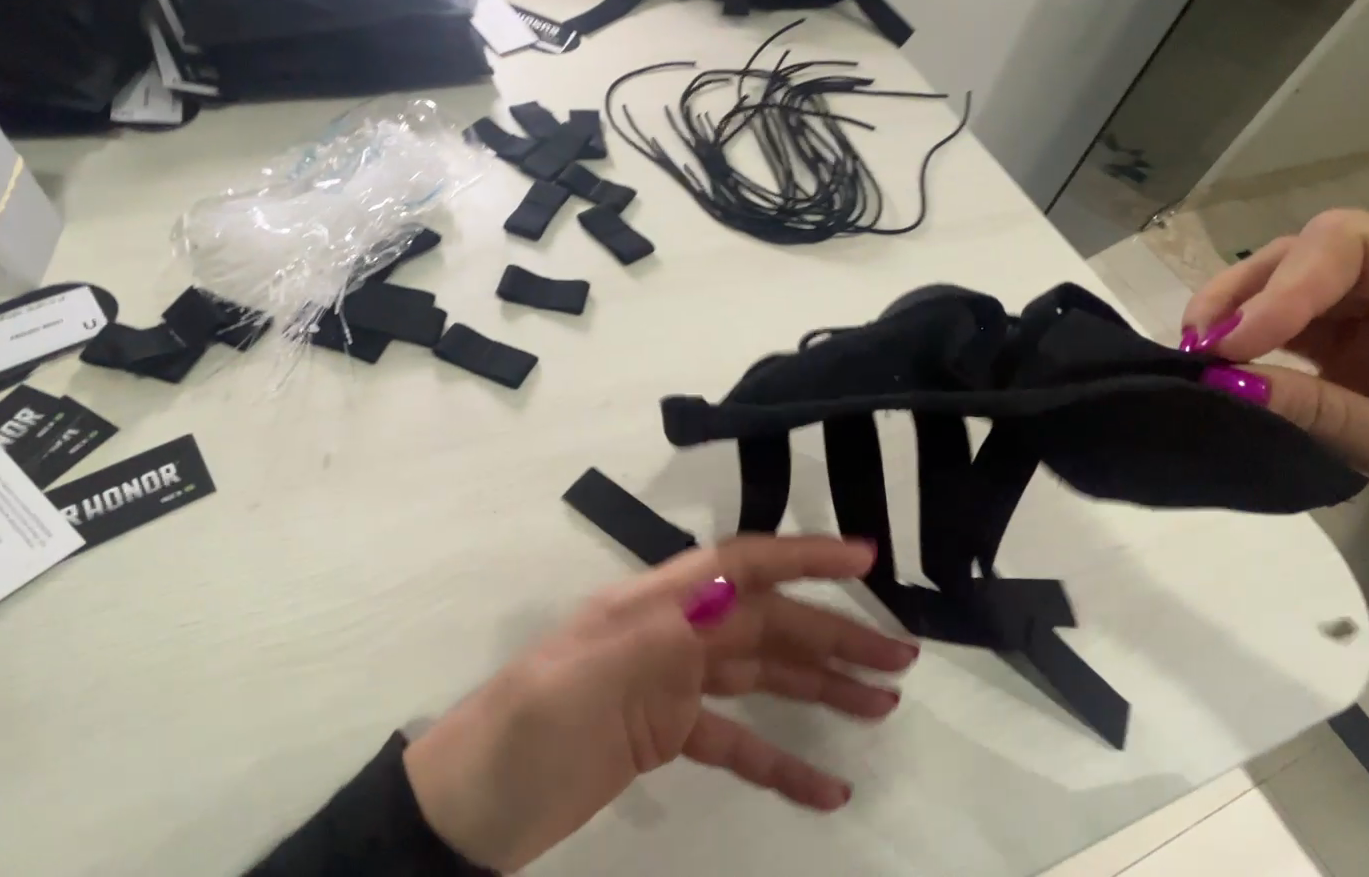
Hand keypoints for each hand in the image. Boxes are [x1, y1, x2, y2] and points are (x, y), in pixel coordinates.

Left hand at [402, 536, 916, 871]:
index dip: (801, 558)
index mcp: (651, 606)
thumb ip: (660, 633)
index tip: (864, 562)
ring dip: (820, 688)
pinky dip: (780, 761)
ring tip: (882, 706)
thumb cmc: (526, 734)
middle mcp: (668, 634)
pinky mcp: (664, 736)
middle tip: (900, 658)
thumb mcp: (587, 677)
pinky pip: (735, 741)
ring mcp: (667, 686)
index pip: (738, 565)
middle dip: (832, 636)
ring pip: (760, 676)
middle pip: (764, 623)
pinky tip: (825, 789)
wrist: (468, 810)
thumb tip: (728, 590)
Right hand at [1182, 209, 1368, 655]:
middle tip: (1196, 347)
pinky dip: (1253, 363)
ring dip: (1241, 321)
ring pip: (1301, 303)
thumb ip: (1336, 418)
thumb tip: (1219, 382)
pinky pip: (1300, 356)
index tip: (1231, 344)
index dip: (1286, 282)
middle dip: (1250, 294)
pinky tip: (1222, 380)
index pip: (1361, 247)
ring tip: (1196, 359)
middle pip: (1320, 262)